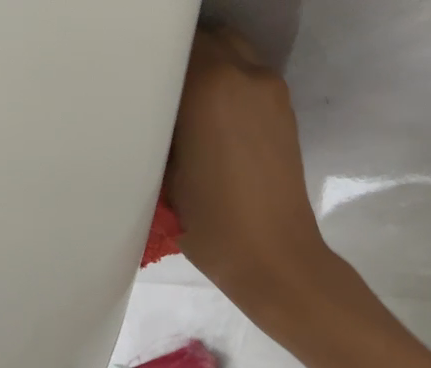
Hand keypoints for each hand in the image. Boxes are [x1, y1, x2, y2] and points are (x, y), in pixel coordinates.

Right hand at [165, 28, 333, 310]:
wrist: (278, 262)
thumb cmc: (216, 228)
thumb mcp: (167, 175)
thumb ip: (163, 126)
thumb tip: (157, 108)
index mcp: (210, 83)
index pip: (173, 43)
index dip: (156, 61)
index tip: (143, 83)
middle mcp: (246, 75)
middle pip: (208, 42)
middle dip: (186, 63)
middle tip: (165, 96)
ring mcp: (273, 94)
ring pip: (235, 58)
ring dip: (213, 75)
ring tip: (191, 113)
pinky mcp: (288, 116)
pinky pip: (252, 85)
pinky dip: (234, 93)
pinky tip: (216, 127)